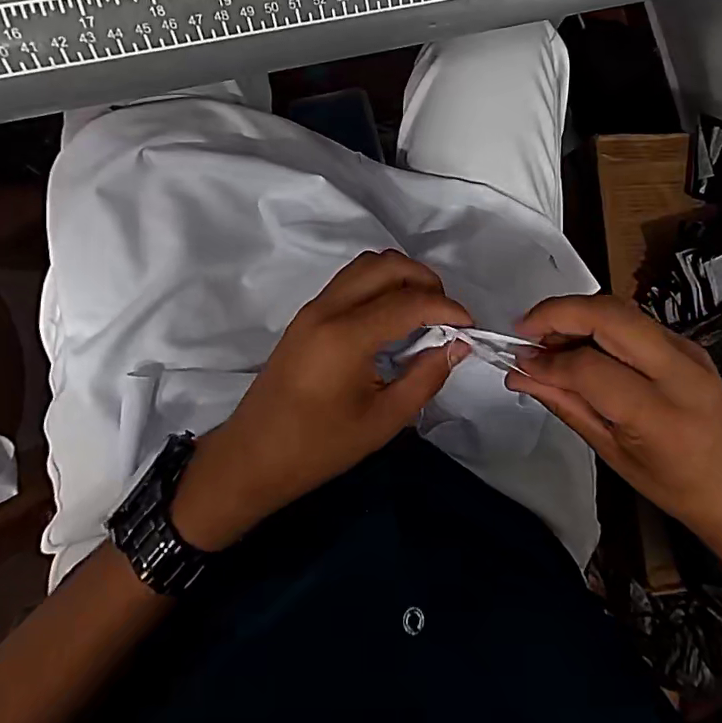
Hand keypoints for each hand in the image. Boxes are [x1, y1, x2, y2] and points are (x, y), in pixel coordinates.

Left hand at [172, 250, 471, 550]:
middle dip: (425, 280)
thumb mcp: (382, 421)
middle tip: (445, 314)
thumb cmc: (318, 447)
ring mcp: (313, 308)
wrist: (252, 457)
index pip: (408, 301)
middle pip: (386, 265)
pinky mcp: (306, 315)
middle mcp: (327, 309)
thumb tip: (457, 344)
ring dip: (400, 275)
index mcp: (345, 336)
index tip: (469, 326)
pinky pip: (350, 279)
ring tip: (423, 310)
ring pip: (366, 265)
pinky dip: (379, 283)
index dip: (447, 307)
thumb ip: (425, 377)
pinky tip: (393, 316)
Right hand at [508, 295, 721, 565]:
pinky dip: (597, 321)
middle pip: (610, 315)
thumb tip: (521, 374)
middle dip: (559, 312)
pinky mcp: (687, 342)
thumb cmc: (673, 484)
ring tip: (548, 336)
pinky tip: (579, 342)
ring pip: (621, 308)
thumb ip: (564, 404)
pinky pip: (633, 319)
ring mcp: (688, 351)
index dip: (548, 361)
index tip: (519, 361)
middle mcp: (680, 372)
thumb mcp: (611, 452)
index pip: (591, 368)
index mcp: (661, 415)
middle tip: (525, 329)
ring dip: (577, 313)